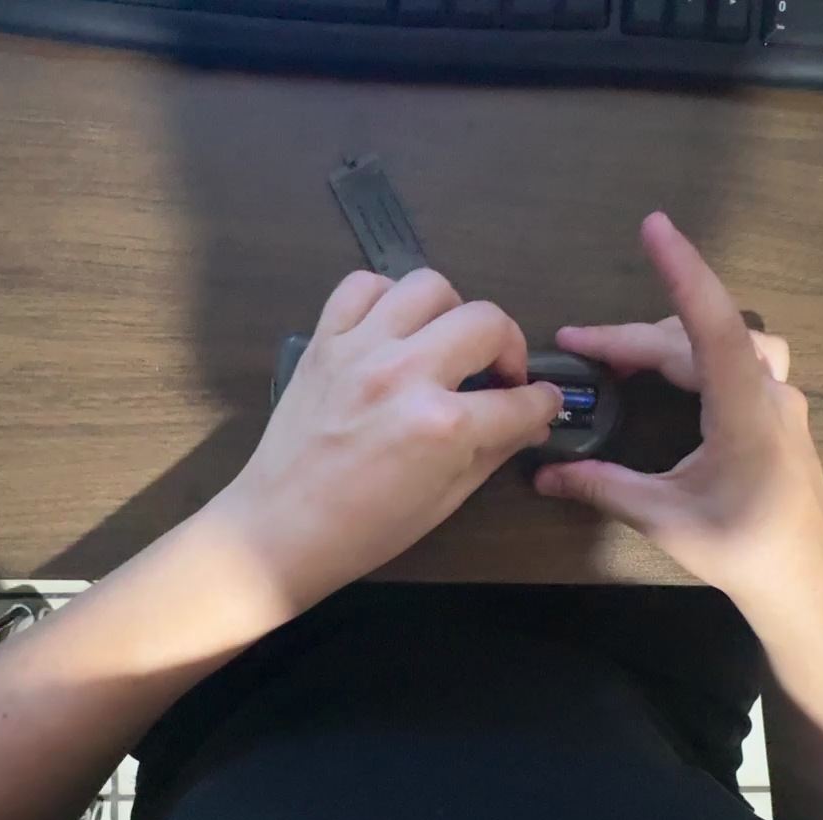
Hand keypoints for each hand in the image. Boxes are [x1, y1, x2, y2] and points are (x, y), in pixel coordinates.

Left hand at [212, 268, 562, 608]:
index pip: (520, 401)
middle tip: (499, 376)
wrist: (279, 530)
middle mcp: (406, 374)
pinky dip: (386, 299)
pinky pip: (362, 286)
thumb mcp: (444, 501)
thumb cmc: (365, 531)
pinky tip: (392, 331)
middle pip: (488, 322)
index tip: (542, 404)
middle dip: (510, 349)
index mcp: (443, 427)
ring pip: (429, 285)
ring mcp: (360, 350)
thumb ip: (493, 451)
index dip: (543, 403)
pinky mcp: (323, 342)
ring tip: (445, 346)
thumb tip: (529, 421)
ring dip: (452, 313)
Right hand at [534, 213, 822, 608]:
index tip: (654, 227)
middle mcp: (769, 392)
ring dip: (675, 336)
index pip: (712, 324)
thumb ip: (602, 487)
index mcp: (744, 409)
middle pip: (700, 335)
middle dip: (634, 335)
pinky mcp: (780, 415)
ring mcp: (780, 401)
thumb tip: (542, 475)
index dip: (682, 272)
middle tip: (579, 344)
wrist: (803, 582)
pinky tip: (677, 380)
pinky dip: (699, 353)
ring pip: (730, 340)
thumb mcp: (663, 516)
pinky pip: (741, 360)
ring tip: (628, 356)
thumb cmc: (740, 548)